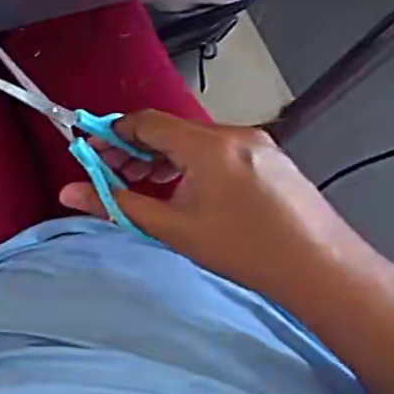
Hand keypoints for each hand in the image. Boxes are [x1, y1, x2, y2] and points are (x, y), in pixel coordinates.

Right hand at [58, 111, 392, 301]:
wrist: (324, 271)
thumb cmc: (245, 251)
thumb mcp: (172, 229)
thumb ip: (116, 204)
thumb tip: (69, 192)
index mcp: (207, 145)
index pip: (145, 122)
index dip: (111, 134)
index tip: (90, 152)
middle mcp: (232, 134)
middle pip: (167, 129)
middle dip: (133, 148)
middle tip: (109, 173)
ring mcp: (255, 143)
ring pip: (191, 139)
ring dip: (159, 156)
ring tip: (140, 185)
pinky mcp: (268, 157)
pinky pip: (215, 149)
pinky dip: (187, 162)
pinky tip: (179, 188)